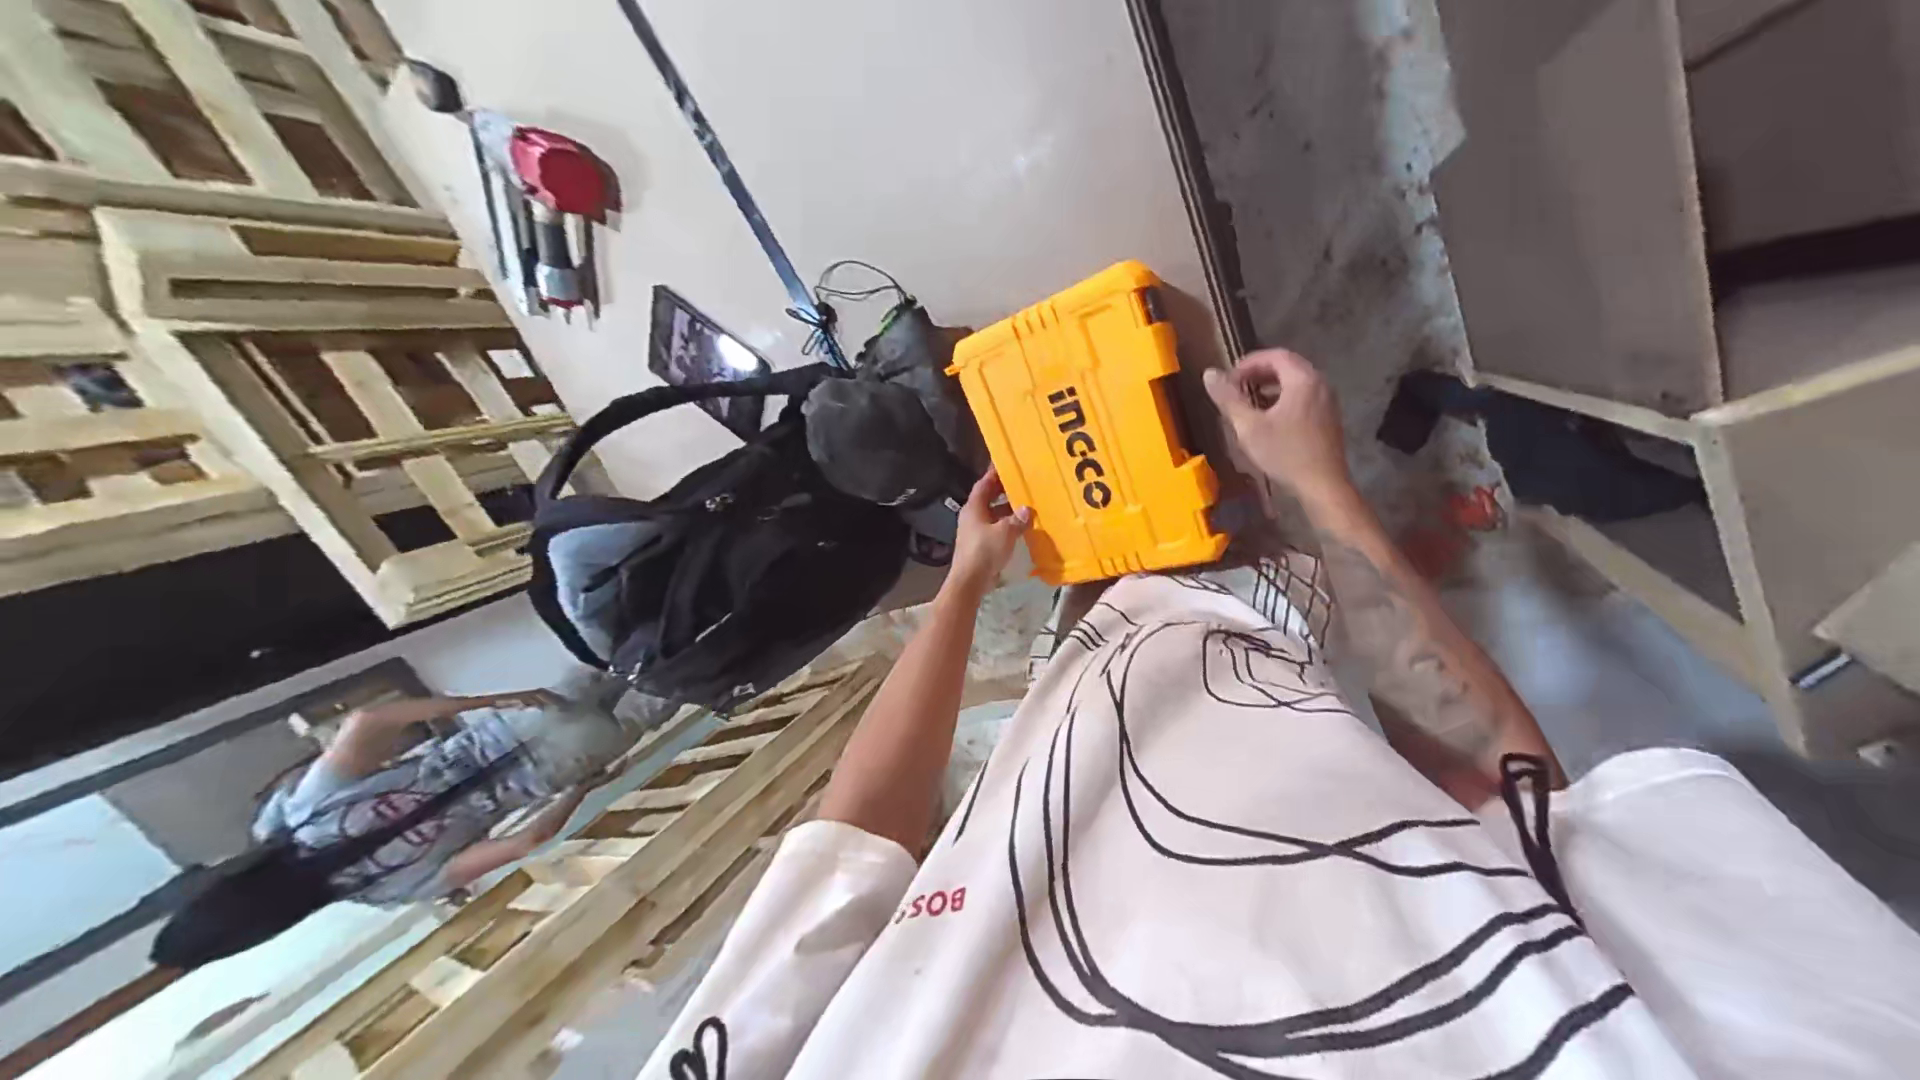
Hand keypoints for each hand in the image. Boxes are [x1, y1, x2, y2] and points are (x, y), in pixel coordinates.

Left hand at [944, 467, 1032, 602]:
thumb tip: (1026, 510)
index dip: (994, 474)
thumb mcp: (1005, 532)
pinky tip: (1021, 526)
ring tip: (1025, 504)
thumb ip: (1017, 519)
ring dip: (1007, 509)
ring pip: (992, 514)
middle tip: (1020, 483)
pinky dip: (1006, 524)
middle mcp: (972, 516)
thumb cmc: (985, 551)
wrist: (970, 580)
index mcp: (974, 507)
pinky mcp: (980, 544)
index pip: (984, 484)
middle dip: (1003, 491)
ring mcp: (974, 531)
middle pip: (988, 498)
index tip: (1006, 465)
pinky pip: (995, 528)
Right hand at [1204, 349, 1353, 506]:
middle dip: (1259, 372)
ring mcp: (1327, 401)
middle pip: (1288, 366)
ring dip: (1270, 386)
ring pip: (1296, 382)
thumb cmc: (1284, 453)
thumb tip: (1209, 373)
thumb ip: (1228, 398)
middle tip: (1236, 387)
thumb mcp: (1248, 426)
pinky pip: (1303, 396)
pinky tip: (1269, 418)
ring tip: (1248, 401)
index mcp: (1303, 380)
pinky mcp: (1328, 417)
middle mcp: (1320, 384)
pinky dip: (1283, 398)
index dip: (1249, 362)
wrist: (1322, 484)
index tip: (1229, 378)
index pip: (1276, 355)